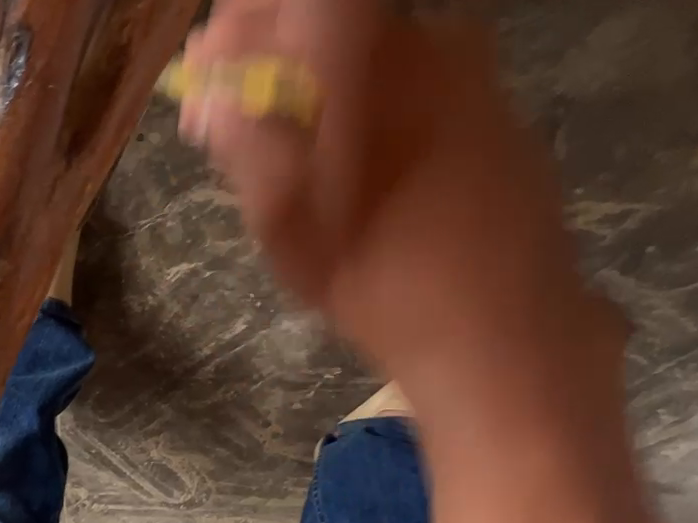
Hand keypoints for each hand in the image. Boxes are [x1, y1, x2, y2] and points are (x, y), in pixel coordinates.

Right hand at [181, 0, 623, 401]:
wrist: (496, 317)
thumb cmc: (370, 272)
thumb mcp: (282, 219)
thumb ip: (245, 144)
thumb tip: (212, 99)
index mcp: (368, 66)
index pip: (296, 2)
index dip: (241, 22)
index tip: (201, 61)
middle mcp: (427, 46)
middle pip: (330, 22)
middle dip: (265, 55)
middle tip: (221, 106)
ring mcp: (468, 73)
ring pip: (368, 52)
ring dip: (309, 82)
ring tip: (269, 138)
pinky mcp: (487, 106)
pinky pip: (406, 78)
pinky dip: (356, 99)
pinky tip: (333, 154)